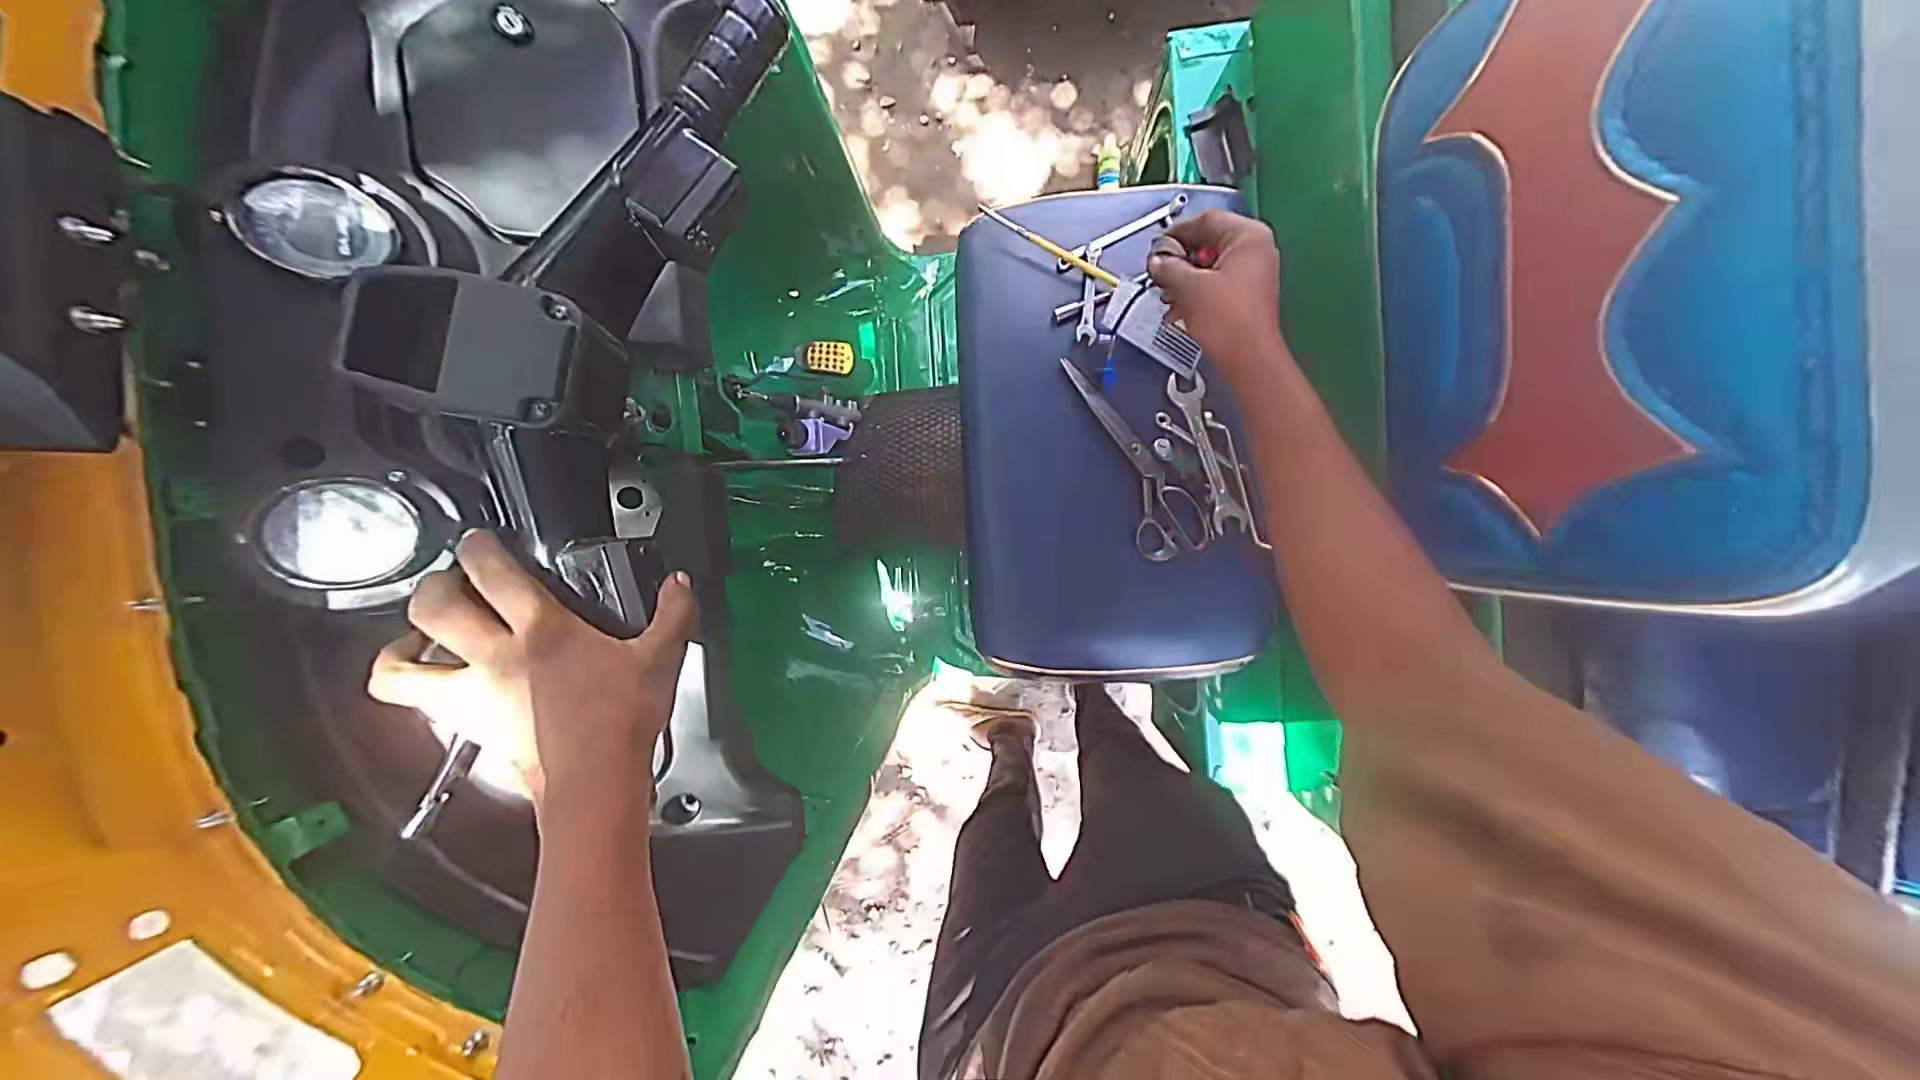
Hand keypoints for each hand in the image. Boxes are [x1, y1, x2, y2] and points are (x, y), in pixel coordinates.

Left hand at [367, 531, 698, 814]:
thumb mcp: (660, 658)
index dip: (480, 547)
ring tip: (418, 634)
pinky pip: (417, 705)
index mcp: (544, 632)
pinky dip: (416, 689)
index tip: (478, 540)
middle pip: (434, 606)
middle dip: (435, 582)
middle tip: (451, 578)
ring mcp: (473, 695)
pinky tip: (439, 683)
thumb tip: (679, 585)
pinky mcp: (467, 727)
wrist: (595, 781)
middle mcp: (496, 658)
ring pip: (399, 664)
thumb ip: (673, 614)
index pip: (495, 574)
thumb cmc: (621, 722)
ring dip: (400, 643)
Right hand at [1147, 209, 1285, 378]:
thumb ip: (1168, 268)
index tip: (1158, 248)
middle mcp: (1256, 250)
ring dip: (1185, 278)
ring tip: (1169, 293)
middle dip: (1180, 259)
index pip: (1206, 220)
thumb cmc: (1231, 322)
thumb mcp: (1189, 287)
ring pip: (1210, 265)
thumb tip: (1158, 261)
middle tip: (1161, 272)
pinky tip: (1181, 305)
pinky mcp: (1246, 295)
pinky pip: (1216, 283)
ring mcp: (1253, 273)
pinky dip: (1196, 291)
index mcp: (1248, 237)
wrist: (1247, 357)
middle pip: (1208, 242)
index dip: (1177, 233)